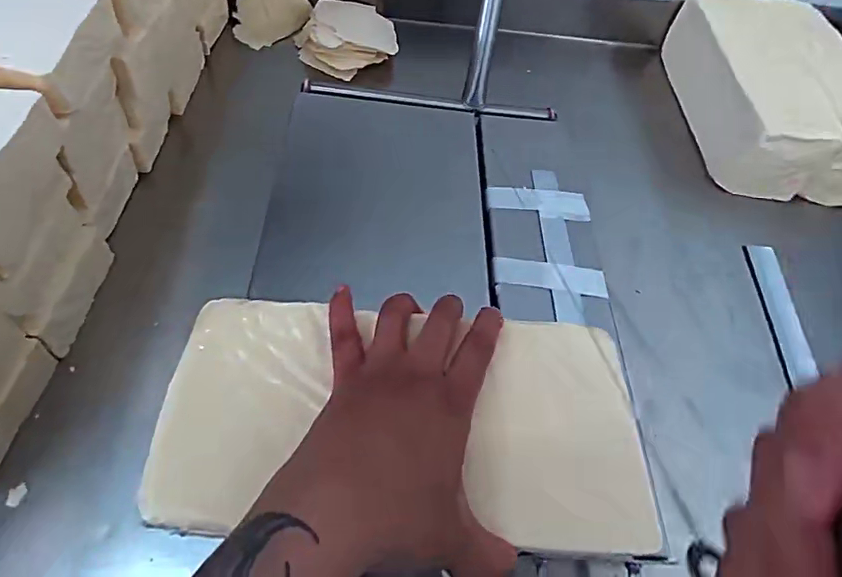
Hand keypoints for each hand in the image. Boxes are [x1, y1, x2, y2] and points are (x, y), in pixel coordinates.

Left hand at [195, 289, 514, 576]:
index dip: (486, 331)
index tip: (491, 315)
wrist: (334, 509)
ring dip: (404, 305)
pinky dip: (341, 310)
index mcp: (448, 407)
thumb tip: (506, 564)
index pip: (476, 357)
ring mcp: (375, 374)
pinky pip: (342, 336)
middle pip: (437, 327)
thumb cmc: (398, 518)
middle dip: (449, 310)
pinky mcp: (343, 380)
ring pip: (393, 321)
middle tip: (454, 304)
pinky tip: (340, 292)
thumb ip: (484, 549)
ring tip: (410, 302)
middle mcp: (414, 379)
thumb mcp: (452, 541)